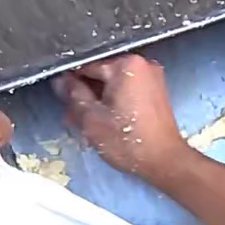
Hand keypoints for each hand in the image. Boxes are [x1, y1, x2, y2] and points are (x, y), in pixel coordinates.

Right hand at [53, 54, 190, 182]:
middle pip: (102, 74)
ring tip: (87, 122)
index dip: (70, 83)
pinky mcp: (156, 92)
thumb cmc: (128, 141)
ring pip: (114, 84)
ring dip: (98, 100)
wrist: (164, 161)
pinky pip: (127, 91)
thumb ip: (73, 95)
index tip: (63, 100)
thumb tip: (61, 81)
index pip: (86, 65)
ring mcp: (152, 77)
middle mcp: (142, 64)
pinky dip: (114, 103)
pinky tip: (105, 120)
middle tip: (74, 116)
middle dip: (86, 93)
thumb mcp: (91, 119)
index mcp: (126, 64)